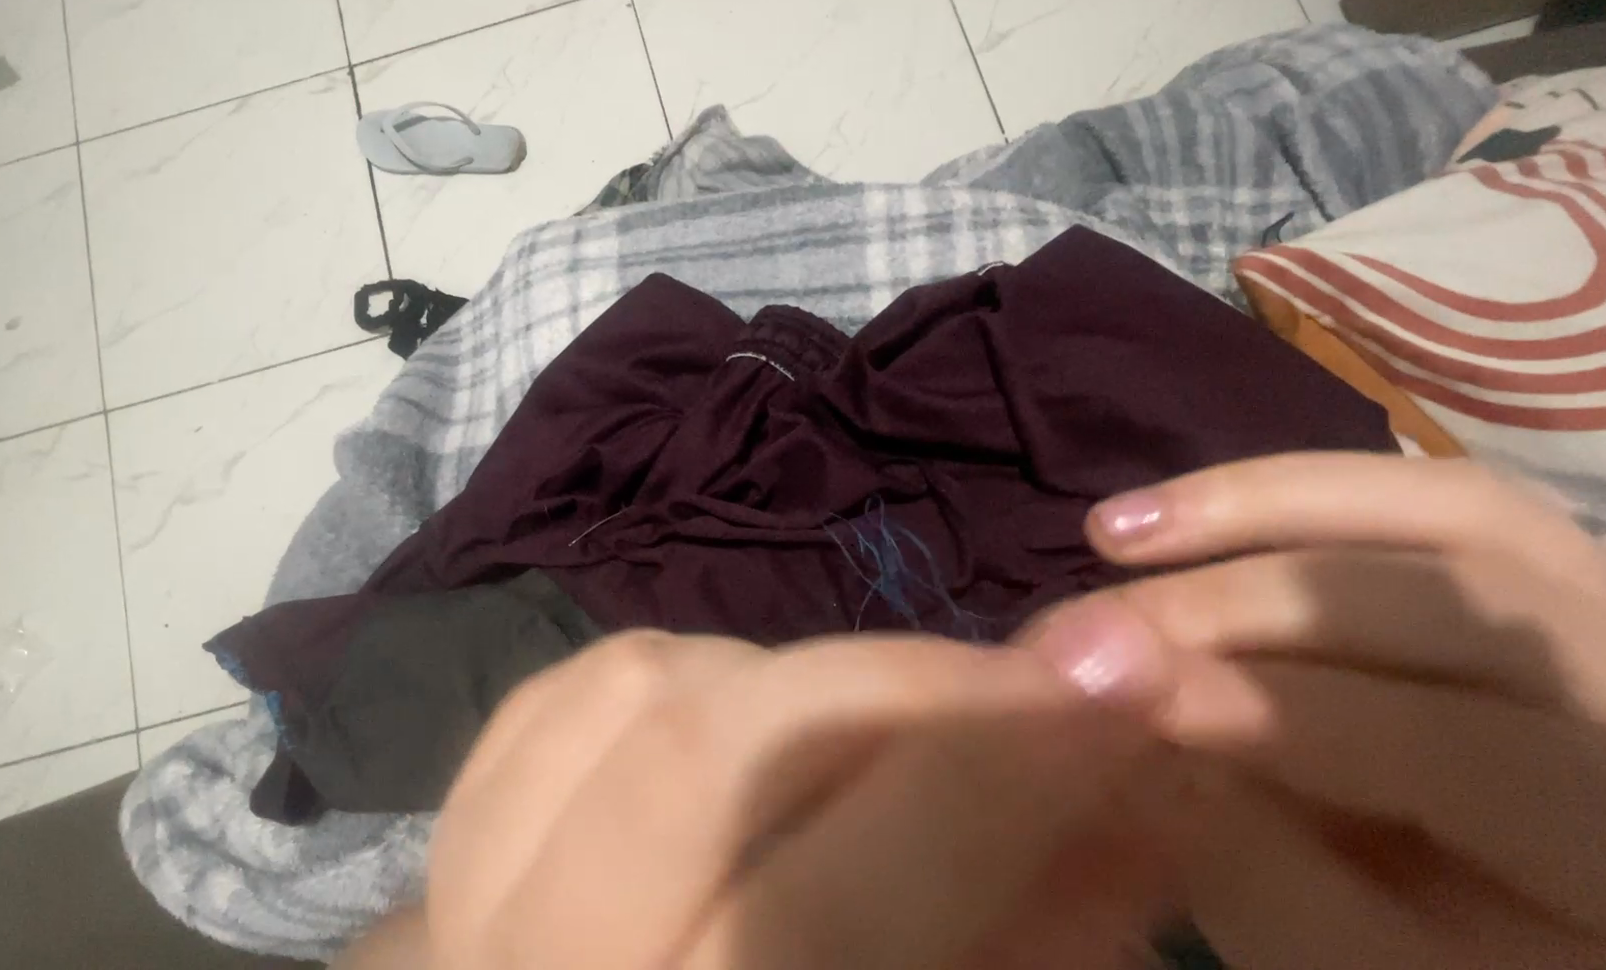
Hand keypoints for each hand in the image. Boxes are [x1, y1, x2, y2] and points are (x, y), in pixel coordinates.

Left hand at [426, 628, 1182, 969]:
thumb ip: (1030, 923)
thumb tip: (1140, 771)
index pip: (815, 909)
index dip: (972, 776)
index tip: (1108, 673)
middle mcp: (542, 961)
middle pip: (708, 761)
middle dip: (889, 685)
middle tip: (1023, 666)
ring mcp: (476, 875)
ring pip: (642, 691)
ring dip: (786, 675)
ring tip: (860, 720)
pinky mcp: (465, 803)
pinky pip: (578, 682)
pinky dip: (684, 667)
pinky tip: (738, 702)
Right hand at [1038, 453, 1605, 968]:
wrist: (1518, 919)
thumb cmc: (1429, 953)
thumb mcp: (1344, 961)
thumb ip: (1248, 858)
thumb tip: (1129, 719)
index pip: (1464, 752)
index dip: (1279, 711)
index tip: (1117, 695)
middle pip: (1449, 600)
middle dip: (1239, 602)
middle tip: (1098, 622)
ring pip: (1445, 508)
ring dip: (1251, 506)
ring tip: (1112, 529)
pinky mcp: (1530, 573)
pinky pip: (1419, 499)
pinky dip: (1282, 494)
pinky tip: (1172, 514)